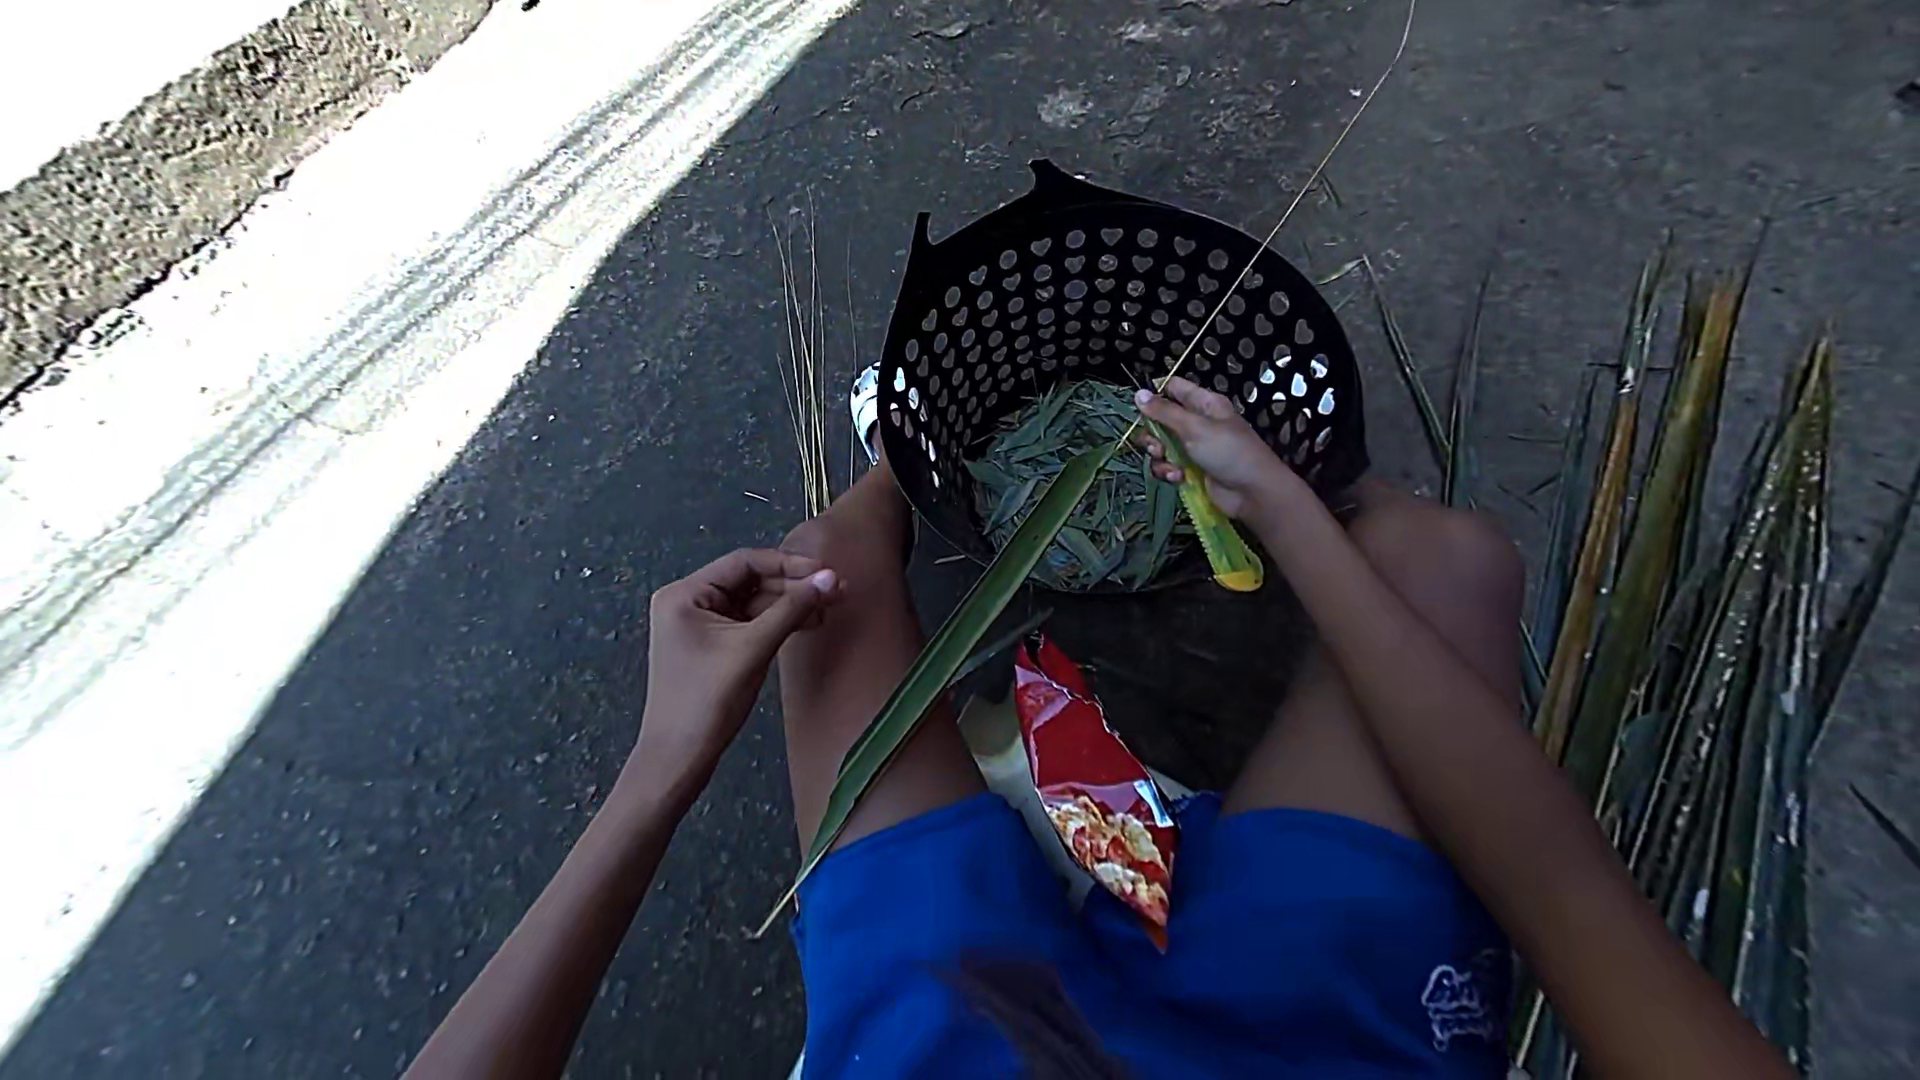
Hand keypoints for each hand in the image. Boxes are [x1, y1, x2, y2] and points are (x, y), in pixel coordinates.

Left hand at [632, 548, 840, 790]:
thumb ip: (793, 608)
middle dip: (794, 586)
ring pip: (756, 602)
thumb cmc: (708, 700)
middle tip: (836, 591)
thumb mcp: (753, 648)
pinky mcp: (715, 645)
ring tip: (830, 608)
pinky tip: (810, 623)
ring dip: (792, 604)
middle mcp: (690, 602)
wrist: (678, 759)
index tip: (825, 572)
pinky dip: (780, 622)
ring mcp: (702, 624)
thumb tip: (831, 578)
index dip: (788, 564)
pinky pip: (753, 622)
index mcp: (685, 594)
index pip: (744, 562)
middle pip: (752, 580)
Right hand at [1133, 376, 1300, 519]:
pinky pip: (1167, 465)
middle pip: (1160, 420)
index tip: (1140, 409)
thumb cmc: (1228, 451)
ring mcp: (1192, 447)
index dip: (1155, 396)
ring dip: (1160, 457)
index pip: (1173, 388)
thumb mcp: (1195, 427)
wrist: (1251, 492)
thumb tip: (1138, 393)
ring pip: (1160, 445)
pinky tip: (1178, 478)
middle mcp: (1197, 422)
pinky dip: (1168, 471)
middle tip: (1158, 446)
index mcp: (1204, 404)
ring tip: (1171, 467)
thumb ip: (1164, 412)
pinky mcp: (1189, 469)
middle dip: (1153, 435)